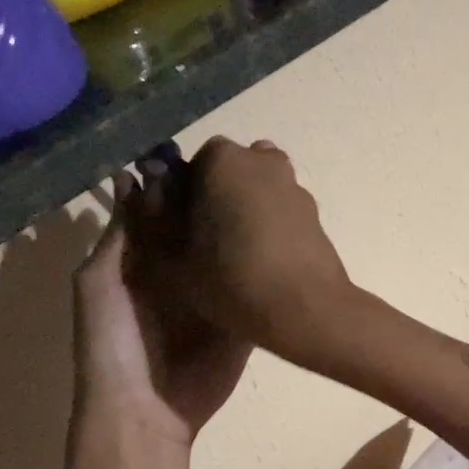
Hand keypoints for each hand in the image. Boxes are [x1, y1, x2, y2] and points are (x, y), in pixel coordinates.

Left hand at [73, 169, 252, 441]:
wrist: (147, 406)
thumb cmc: (113, 342)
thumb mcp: (100, 282)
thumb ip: (120, 237)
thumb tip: (132, 180)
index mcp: (140, 259)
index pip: (160, 212)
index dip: (173, 184)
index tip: (194, 153)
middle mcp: (178, 272)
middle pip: (198, 228)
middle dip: (213, 201)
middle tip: (236, 168)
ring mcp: (212, 295)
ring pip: (227, 254)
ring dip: (241, 230)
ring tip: (262, 193)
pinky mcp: (240, 320)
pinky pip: (252, 288)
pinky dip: (264, 268)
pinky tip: (282, 238)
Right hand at [130, 136, 362, 363]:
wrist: (306, 310)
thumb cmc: (231, 280)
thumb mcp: (172, 256)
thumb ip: (154, 219)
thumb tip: (153, 196)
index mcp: (221, 159)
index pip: (188, 166)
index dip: (180, 198)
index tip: (179, 229)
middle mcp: (262, 160)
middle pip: (227, 174)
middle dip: (215, 198)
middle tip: (206, 244)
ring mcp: (294, 186)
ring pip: (257, 192)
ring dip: (245, 211)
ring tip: (238, 255)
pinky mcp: (316, 214)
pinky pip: (281, 212)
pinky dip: (271, 227)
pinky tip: (266, 261)